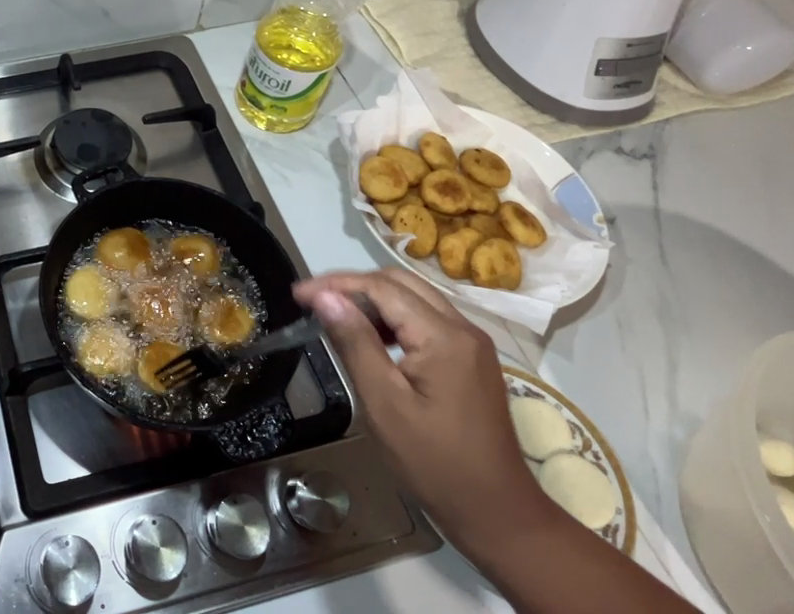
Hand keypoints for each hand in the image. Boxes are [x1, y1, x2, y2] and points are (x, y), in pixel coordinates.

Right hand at [293, 269, 549, 545]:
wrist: (496, 510)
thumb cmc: (433, 461)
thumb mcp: (384, 404)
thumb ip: (355, 343)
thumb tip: (324, 297)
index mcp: (444, 336)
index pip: (382, 288)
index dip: (336, 285)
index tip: (297, 295)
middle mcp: (463, 327)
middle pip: (401, 283)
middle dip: (353, 285)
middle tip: (313, 301)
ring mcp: (471, 342)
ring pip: (415, 297)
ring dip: (373, 299)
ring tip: (334, 315)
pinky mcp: (471, 357)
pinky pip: (427, 318)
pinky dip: (394, 317)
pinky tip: (370, 338)